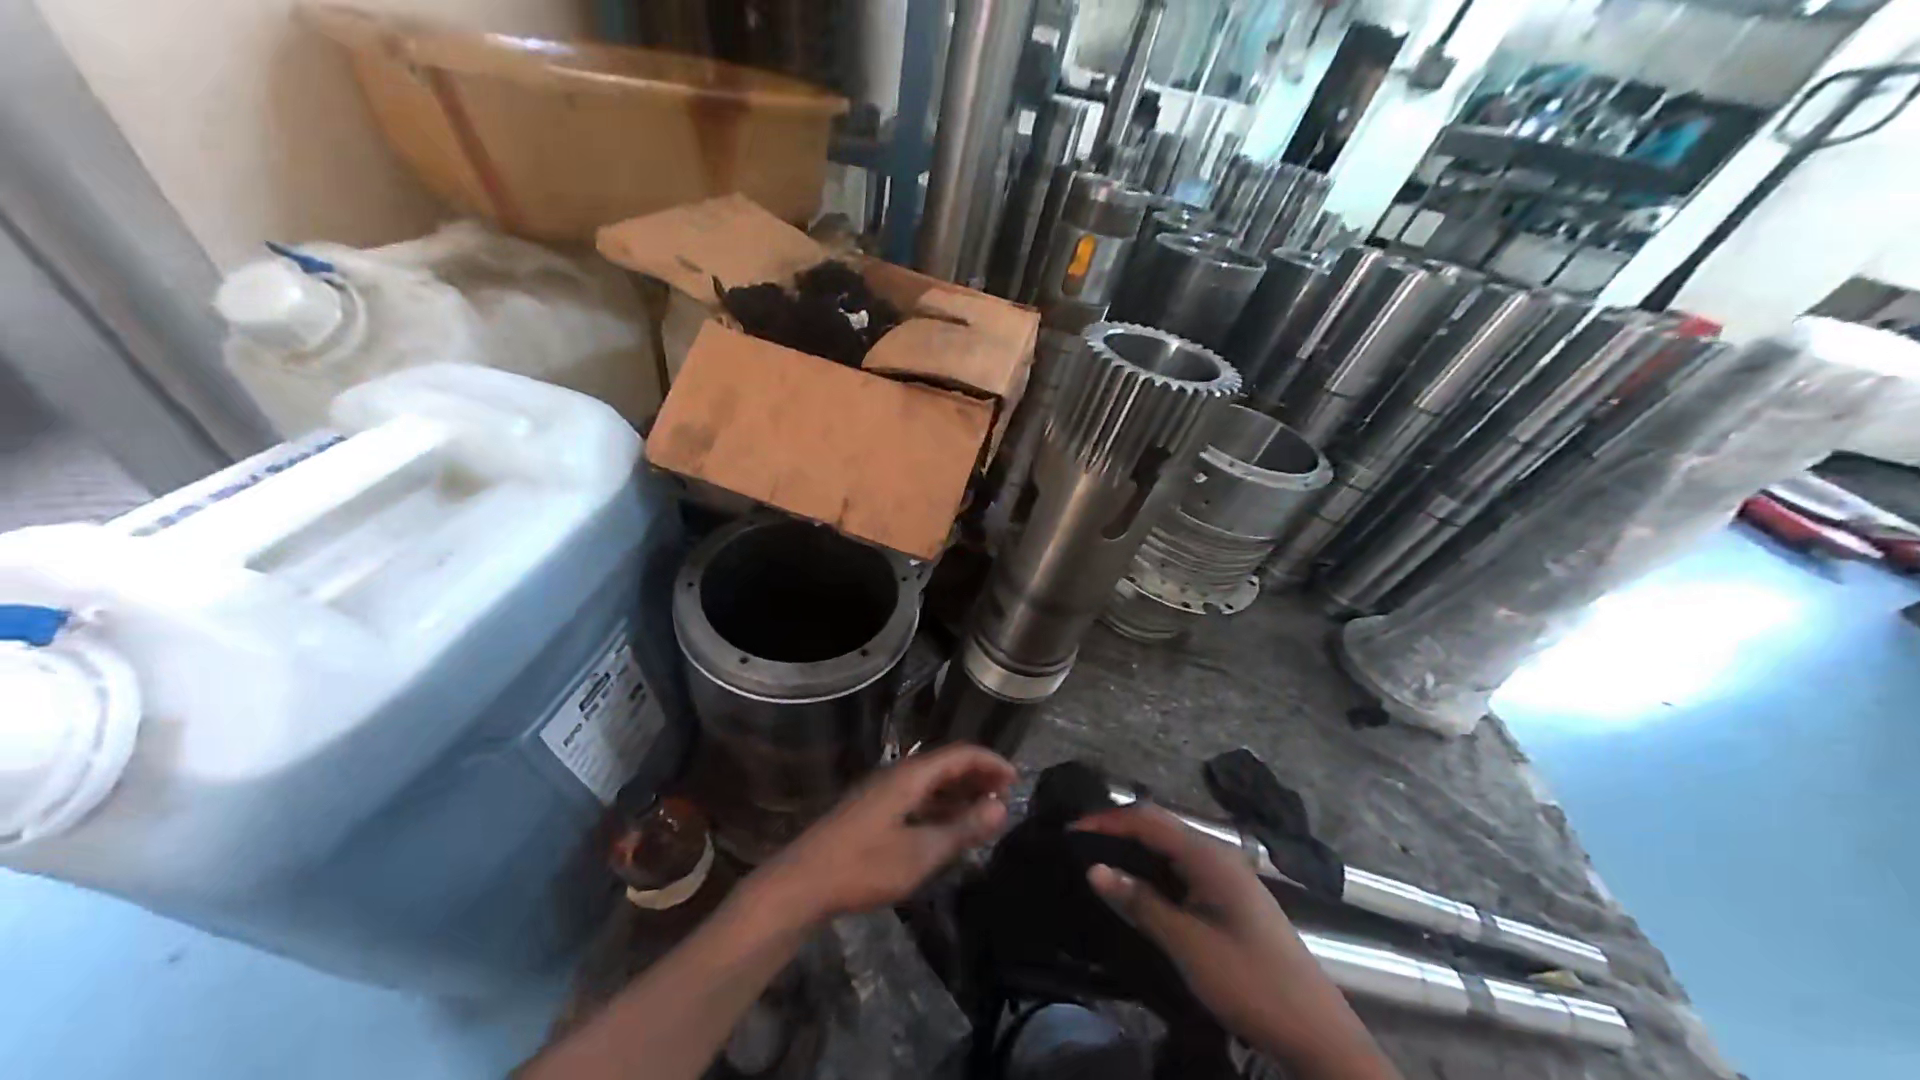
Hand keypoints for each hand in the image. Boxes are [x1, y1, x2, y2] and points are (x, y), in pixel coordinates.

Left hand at [753, 745, 1016, 924]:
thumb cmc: (863, 867)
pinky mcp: (872, 812)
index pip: (959, 754)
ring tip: (985, 811)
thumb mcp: (920, 853)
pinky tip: (949, 827)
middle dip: (977, 776)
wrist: (800, 884)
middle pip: (945, 765)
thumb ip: (962, 829)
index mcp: (909, 777)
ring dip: (959, 793)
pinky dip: (940, 807)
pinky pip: (916, 798)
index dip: (990, 762)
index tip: (1016, 778)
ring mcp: (881, 794)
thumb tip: (1001, 808)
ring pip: (930, 783)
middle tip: (1005, 796)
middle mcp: (896, 776)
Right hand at [1074, 805, 1398, 1079]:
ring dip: (1135, 848)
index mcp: (1209, 856)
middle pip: (1160, 826)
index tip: (1070, 830)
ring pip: (1171, 847)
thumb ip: (1140, 902)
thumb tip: (1094, 868)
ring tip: (1098, 858)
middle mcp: (1219, 856)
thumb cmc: (1248, 982)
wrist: (1316, 1032)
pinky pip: (1183, 868)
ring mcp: (1228, 876)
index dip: (1107, 820)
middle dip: (1118, 828)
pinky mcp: (1230, 898)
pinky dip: (1154, 868)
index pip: (1149, 819)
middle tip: (1079, 842)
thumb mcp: (1186, 944)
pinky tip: (1137, 885)